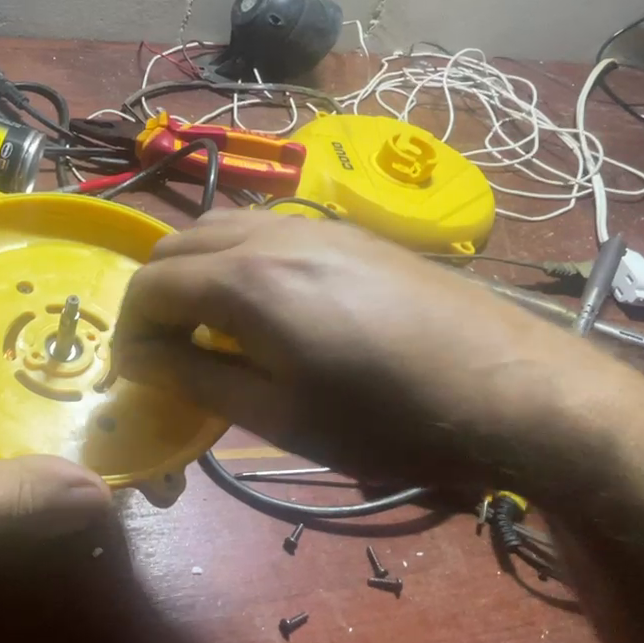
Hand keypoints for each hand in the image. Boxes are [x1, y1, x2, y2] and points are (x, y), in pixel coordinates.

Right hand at [114, 210, 643, 491]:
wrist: (515, 389)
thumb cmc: (388, 419)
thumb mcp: (278, 414)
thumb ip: (194, 377)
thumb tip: (137, 358)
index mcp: (244, 281)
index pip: (148, 287)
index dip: (128, 331)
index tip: (136, 374)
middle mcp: (268, 232)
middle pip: (173, 247)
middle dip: (152, 298)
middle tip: (165, 353)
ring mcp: (310, 223)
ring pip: (215, 228)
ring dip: (190, 273)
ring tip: (207, 329)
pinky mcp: (344, 230)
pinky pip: (259, 227)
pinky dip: (231, 258)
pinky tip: (260, 305)